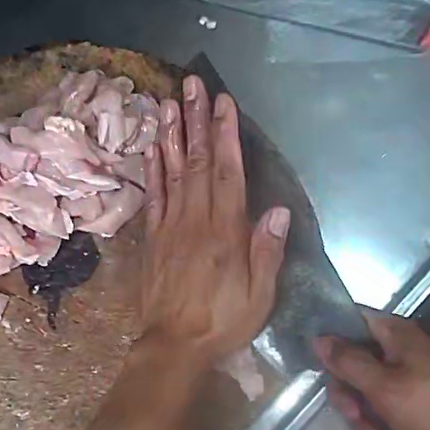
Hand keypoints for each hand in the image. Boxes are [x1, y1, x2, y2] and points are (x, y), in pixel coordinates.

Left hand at [135, 76, 289, 369]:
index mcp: (225, 232)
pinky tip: (153, 147)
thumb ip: (266, 252)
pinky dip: (153, 170)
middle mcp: (195, 221)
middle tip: (191, 83)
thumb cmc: (221, 323)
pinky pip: (152, 197)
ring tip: (169, 102)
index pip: (227, 173)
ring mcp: (169, 228)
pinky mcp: (152, 240)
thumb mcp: (258, 297)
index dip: (226, 135)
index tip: (222, 102)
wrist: (172, 346)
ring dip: (172, 136)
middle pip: (197, 163)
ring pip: (172, 173)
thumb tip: (277, 210)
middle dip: (196, 121)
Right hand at [315, 309, 429, 429]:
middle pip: (355, 360)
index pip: (351, 319)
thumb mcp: (381, 385)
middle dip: (348, 392)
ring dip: (363, 414)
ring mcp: (409, 371)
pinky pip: (384, 402)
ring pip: (366, 386)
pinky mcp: (415, 395)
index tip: (320, 366)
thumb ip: (346, 361)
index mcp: (394, 333)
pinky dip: (380, 421)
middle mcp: (401, 347)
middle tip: (353, 413)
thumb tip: (318, 338)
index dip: (331, 339)